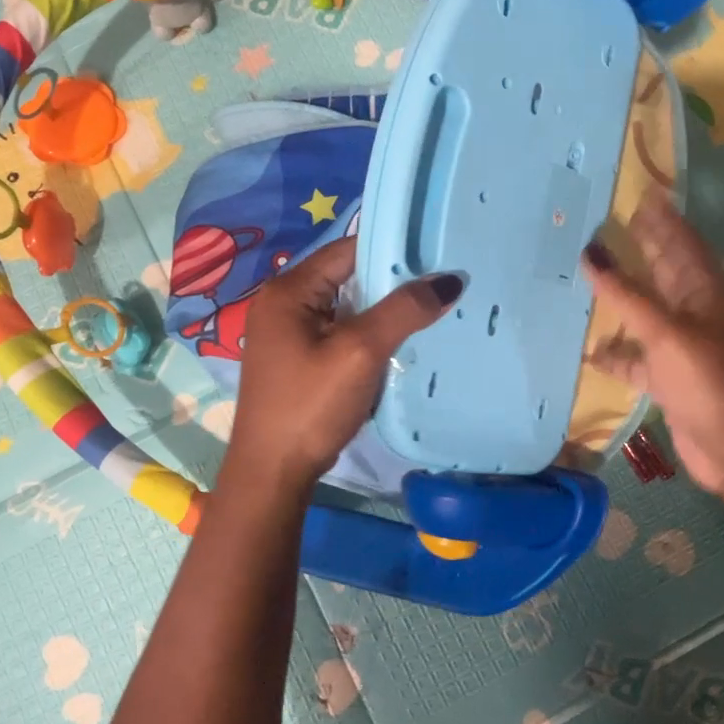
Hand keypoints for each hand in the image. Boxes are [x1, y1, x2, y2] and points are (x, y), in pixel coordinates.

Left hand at [228, 237, 462, 491]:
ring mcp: (287, 334)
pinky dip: (368, 334)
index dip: (393, 249)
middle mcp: (282, 303)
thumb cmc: (311, 406)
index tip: (438, 253)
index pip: (348, 249)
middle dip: (392, 281)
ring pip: (346, 307)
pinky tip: (400, 343)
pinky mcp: (296, 360)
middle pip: (347, 276)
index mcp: (287, 290)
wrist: (272, 474)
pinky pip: (339, 332)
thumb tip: (450, 279)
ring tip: (431, 308)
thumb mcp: (361, 352)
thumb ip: (403, 311)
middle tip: (442, 282)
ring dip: (382, 310)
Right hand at [582, 192, 723, 494]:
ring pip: (645, 313)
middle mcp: (693, 313)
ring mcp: (681, 348)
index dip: (664, 217)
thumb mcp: (666, 332)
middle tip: (609, 222)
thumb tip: (589, 253)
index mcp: (703, 291)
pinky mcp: (668, 380)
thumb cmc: (710, 382)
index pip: (682, 241)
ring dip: (622, 297)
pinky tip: (589, 349)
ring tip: (589, 275)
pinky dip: (615, 353)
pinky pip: (635, 358)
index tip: (642, 191)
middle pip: (664, 271)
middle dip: (641, 247)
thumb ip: (626, 295)